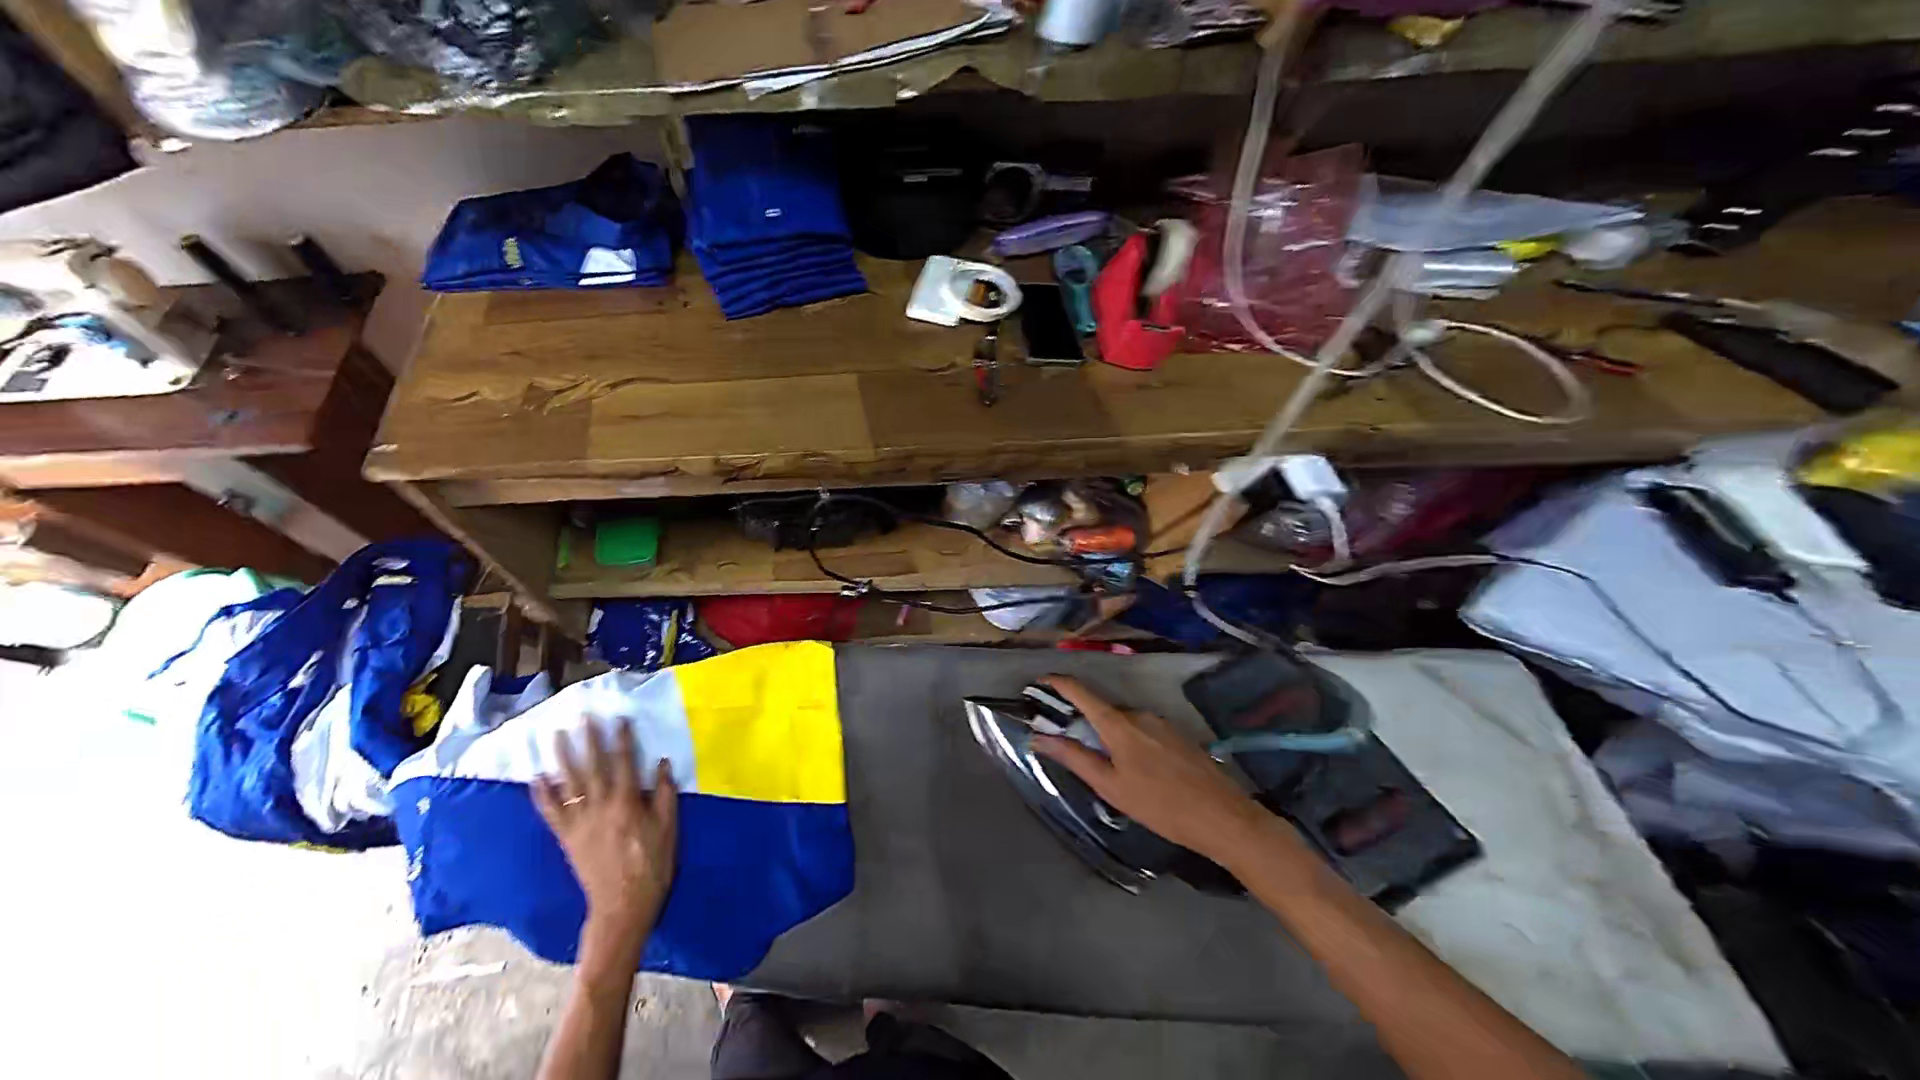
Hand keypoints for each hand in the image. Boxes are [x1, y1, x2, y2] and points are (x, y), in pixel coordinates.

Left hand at [533, 718, 677, 957]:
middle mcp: (600, 808)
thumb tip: (662, 763)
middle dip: (588, 739)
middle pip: (593, 767)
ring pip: (568, 784)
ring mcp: (580, 823)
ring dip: (561, 757)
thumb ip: (666, 795)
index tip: (620, 718)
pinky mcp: (567, 838)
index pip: (625, 763)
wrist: (622, 907)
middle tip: (582, 716)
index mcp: (628, 804)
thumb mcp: (668, 830)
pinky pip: (551, 812)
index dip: (623, 739)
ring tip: (554, 735)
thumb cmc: (652, 867)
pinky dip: (542, 794)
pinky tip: (535, 777)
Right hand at [1030, 675, 1270, 863]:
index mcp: (1118, 724)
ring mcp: (1161, 722)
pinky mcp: (1178, 735)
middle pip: (1103, 710)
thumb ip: (1075, 758)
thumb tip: (1039, 737)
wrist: (1222, 817)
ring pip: (1124, 722)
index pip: (1081, 692)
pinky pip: (1143, 730)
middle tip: (1070, 745)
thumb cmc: (1160, 805)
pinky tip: (1137, 770)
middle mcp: (1139, 714)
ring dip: (1109, 735)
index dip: (1058, 683)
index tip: (1040, 682)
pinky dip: (1129, 741)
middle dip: (1084, 721)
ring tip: (1106, 767)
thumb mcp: (1111, 787)